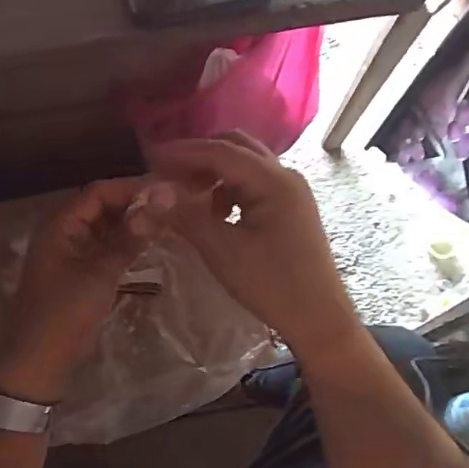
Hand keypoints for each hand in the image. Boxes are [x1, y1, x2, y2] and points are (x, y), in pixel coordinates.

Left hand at [0, 177, 169, 402]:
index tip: (167, 190)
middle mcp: (64, 234)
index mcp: (60, 226)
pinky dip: (126, 246)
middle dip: (135, 205)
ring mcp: (71, 256)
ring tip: (169, 223)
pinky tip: (150, 247)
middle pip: (102, 208)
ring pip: (105, 230)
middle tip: (174, 207)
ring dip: (132, 226)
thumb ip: (130, 238)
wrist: (38, 363)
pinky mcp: (79, 276)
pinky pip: (104, 251)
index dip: (131, 187)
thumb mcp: (100, 275)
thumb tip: (162, 200)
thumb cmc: (64, 315)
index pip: (98, 192)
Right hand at [150, 132, 360, 355]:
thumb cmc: (272, 285)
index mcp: (273, 181)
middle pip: (236, 148)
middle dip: (199, 157)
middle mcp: (286, 177)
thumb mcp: (223, 251)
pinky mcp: (290, 209)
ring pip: (245, 166)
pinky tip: (213, 214)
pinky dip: (227, 191)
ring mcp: (291, 192)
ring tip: (185, 197)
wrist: (319, 319)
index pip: (220, 151)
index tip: (149, 159)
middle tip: (166, 173)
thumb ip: (186, 216)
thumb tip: (150, 193)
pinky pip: (253, 186)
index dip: (182, 153)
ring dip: (212, 174)